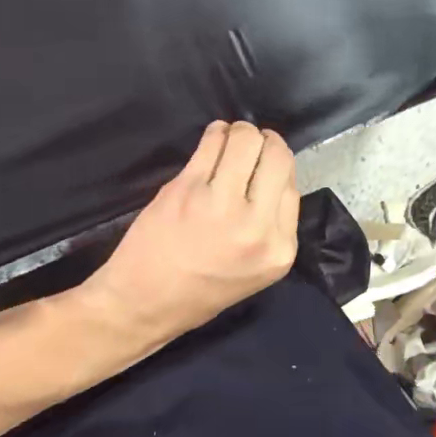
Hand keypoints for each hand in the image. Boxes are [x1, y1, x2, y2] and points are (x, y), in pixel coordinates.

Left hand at [82, 121, 299, 343]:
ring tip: (230, 139)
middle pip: (277, 158)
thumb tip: (272, 176)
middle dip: (267, 142)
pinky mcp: (187, 188)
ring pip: (246, 141)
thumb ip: (270, 225)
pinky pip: (212, 142)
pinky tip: (214, 137)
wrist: (144, 304)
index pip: (292, 187)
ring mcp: (221, 205)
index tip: (264, 165)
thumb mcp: (256, 270)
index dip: (278, 168)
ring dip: (240, 132)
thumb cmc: (200, 292)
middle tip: (251, 144)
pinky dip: (216, 132)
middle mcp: (257, 227)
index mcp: (279, 250)